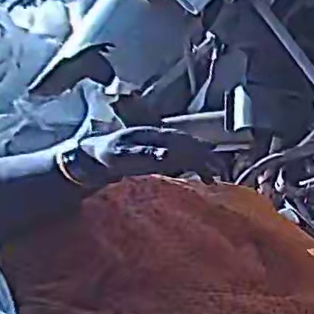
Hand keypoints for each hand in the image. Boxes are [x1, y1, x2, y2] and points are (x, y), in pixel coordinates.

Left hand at [75, 127, 223, 184]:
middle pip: (190, 146)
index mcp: (154, 135)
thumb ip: (145, 153)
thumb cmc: (106, 155)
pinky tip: (203, 177)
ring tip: (215, 176)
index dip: (198, 150)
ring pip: (189, 153)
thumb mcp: (122, 154)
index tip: (212, 158)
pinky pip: (184, 161)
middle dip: (206, 157)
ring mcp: (161, 148)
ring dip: (203, 163)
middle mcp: (161, 139)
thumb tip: (167, 155)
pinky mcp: (160, 158)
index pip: (183, 141)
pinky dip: (196, 168)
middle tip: (220, 170)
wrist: (93, 158)